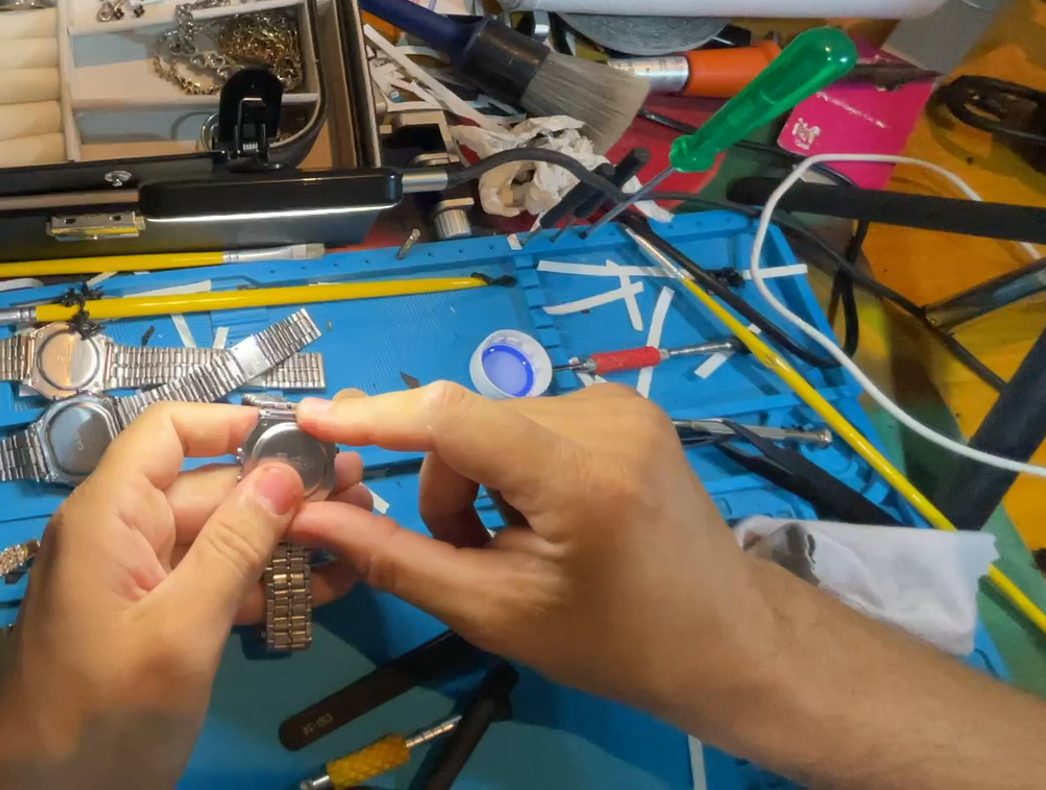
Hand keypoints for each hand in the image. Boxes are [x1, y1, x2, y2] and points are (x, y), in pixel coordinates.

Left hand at [0, 402, 371, 788]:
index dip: (229, 424)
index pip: (167, 432)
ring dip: (280, 537)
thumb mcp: (179, 633)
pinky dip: (258, 581)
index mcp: (110, 512)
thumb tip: (283, 472)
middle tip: (356, 492)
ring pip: (217, 535)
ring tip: (351, 533)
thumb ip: (233, 547)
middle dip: (278, 489)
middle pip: (206, 485)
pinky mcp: (154, 612)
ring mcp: (138, 573)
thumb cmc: (101, 717)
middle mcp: (123, 529)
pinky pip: (210, 578)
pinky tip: (319, 585)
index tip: (296, 436)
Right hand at [287, 383, 785, 733]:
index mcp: (580, 479)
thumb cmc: (616, 643)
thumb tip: (310, 516)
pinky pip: (519, 418)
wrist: (736, 642)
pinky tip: (539, 508)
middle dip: (441, 485)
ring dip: (471, 476)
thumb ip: (392, 558)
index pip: (451, 419)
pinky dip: (504, 461)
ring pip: (486, 421)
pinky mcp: (617, 402)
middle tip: (460, 547)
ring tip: (508, 537)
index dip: (372, 416)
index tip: (311, 418)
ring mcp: (615, 403)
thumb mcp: (493, 614)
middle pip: (462, 427)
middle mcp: (601, 418)